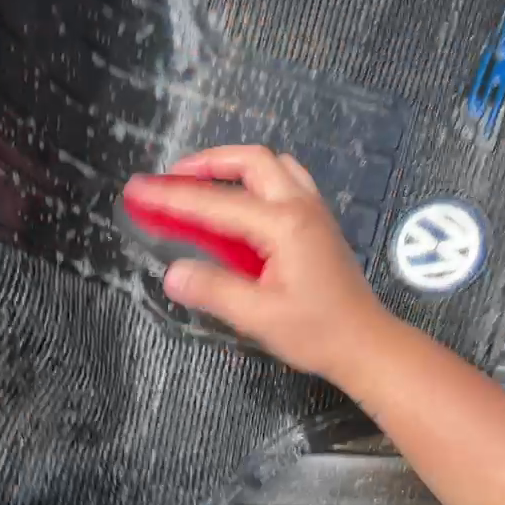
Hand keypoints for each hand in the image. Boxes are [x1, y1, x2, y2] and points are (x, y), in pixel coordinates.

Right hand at [124, 145, 397, 377]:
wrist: (365, 344)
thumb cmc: (317, 334)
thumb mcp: (259, 317)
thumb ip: (214, 291)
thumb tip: (172, 274)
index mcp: (284, 225)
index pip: (217, 203)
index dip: (173, 197)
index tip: (139, 190)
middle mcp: (301, 206)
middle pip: (251, 161)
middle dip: (207, 163)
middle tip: (172, 180)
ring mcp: (314, 212)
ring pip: (272, 166)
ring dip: (234, 168)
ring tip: (202, 186)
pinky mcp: (319, 224)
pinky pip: (286, 183)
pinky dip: (256, 183)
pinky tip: (239, 208)